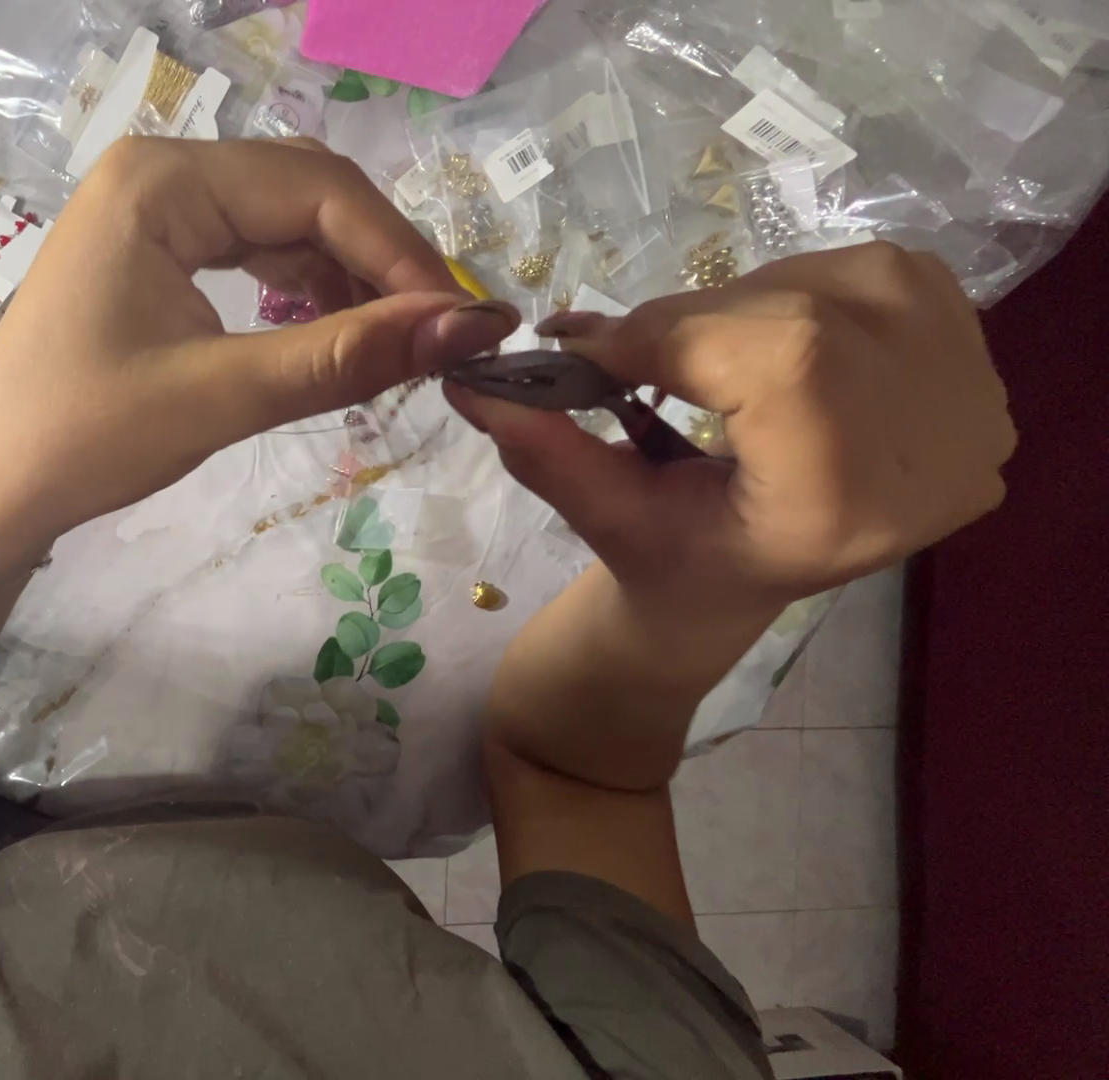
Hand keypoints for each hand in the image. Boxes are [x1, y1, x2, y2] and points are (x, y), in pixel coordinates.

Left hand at [0, 138, 518, 597]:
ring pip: (274, 226)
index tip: (462, 321)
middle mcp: (153, 176)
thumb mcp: (219, 395)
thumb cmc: (84, 440)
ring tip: (390, 341)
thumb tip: (465, 328)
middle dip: (375, 261)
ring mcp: (143, 217)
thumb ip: (340, 356)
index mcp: (160, 181)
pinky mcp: (141, 261)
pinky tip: (326, 330)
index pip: (317, 189)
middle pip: (300, 195)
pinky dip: (292, 292)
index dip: (401, 253)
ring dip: (339, 277)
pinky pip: (240, 257)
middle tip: (435, 333)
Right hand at [445, 241, 1015, 621]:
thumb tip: (466, 382)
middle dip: (689, 320)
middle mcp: (942, 454)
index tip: (586, 351)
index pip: (780, 361)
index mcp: (846, 509)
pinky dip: (796, 290)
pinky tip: (757, 344)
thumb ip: (539, 446)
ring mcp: (977, 408)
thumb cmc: (664, 563)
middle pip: (809, 314)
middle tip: (623, 356)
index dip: (667, 334)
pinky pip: (882, 277)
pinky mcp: (981, 371)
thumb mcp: (596, 514)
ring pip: (846, 280)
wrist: (732, 584)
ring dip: (741, 301)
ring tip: (693, 358)